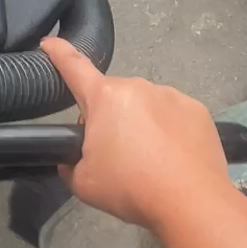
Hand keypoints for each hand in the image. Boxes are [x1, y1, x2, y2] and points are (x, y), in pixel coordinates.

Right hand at [42, 37, 234, 231]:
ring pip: (143, 104)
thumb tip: (74, 158)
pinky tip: (173, 157)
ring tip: (150, 160)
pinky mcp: (197, 110)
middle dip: (108, 117)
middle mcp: (136, 87)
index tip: (49, 42)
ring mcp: (170, 95)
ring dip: (139, 122)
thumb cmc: (131, 189)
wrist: (193, 205)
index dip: (58, 52)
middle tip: (116, 154)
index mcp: (104, 98)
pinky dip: (168, 129)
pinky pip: (172, 113)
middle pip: (111, 96)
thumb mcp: (82, 182)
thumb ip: (69, 162)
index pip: (73, 66)